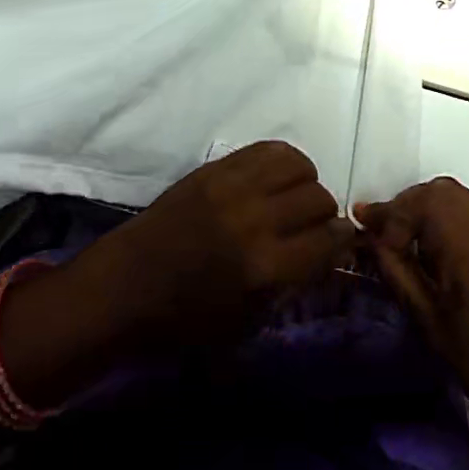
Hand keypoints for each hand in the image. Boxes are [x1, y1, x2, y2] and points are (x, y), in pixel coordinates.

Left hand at [75, 140, 355, 346]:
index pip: (328, 240)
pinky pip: (267, 149)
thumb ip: (293, 283)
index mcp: (264, 267)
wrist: (126, 286)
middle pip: (318, 199)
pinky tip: (274, 179)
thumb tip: (328, 252)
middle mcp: (254, 219)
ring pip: (298, 165)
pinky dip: (282, 162)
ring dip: (305, 183)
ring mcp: (232, 187)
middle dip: (324, 215)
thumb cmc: (185, 319)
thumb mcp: (247, 320)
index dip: (342, 241)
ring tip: (292, 197)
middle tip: (310, 226)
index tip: (340, 242)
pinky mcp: (215, 168)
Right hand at [356, 178, 468, 435]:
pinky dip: (454, 226)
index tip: (367, 234)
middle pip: (443, 191)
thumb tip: (369, 239)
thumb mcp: (431, 325)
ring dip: (431, 216)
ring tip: (414, 253)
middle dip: (408, 208)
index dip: (390, 212)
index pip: (424, 201)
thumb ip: (398, 273)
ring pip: (463, 201)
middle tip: (388, 242)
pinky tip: (445, 262)